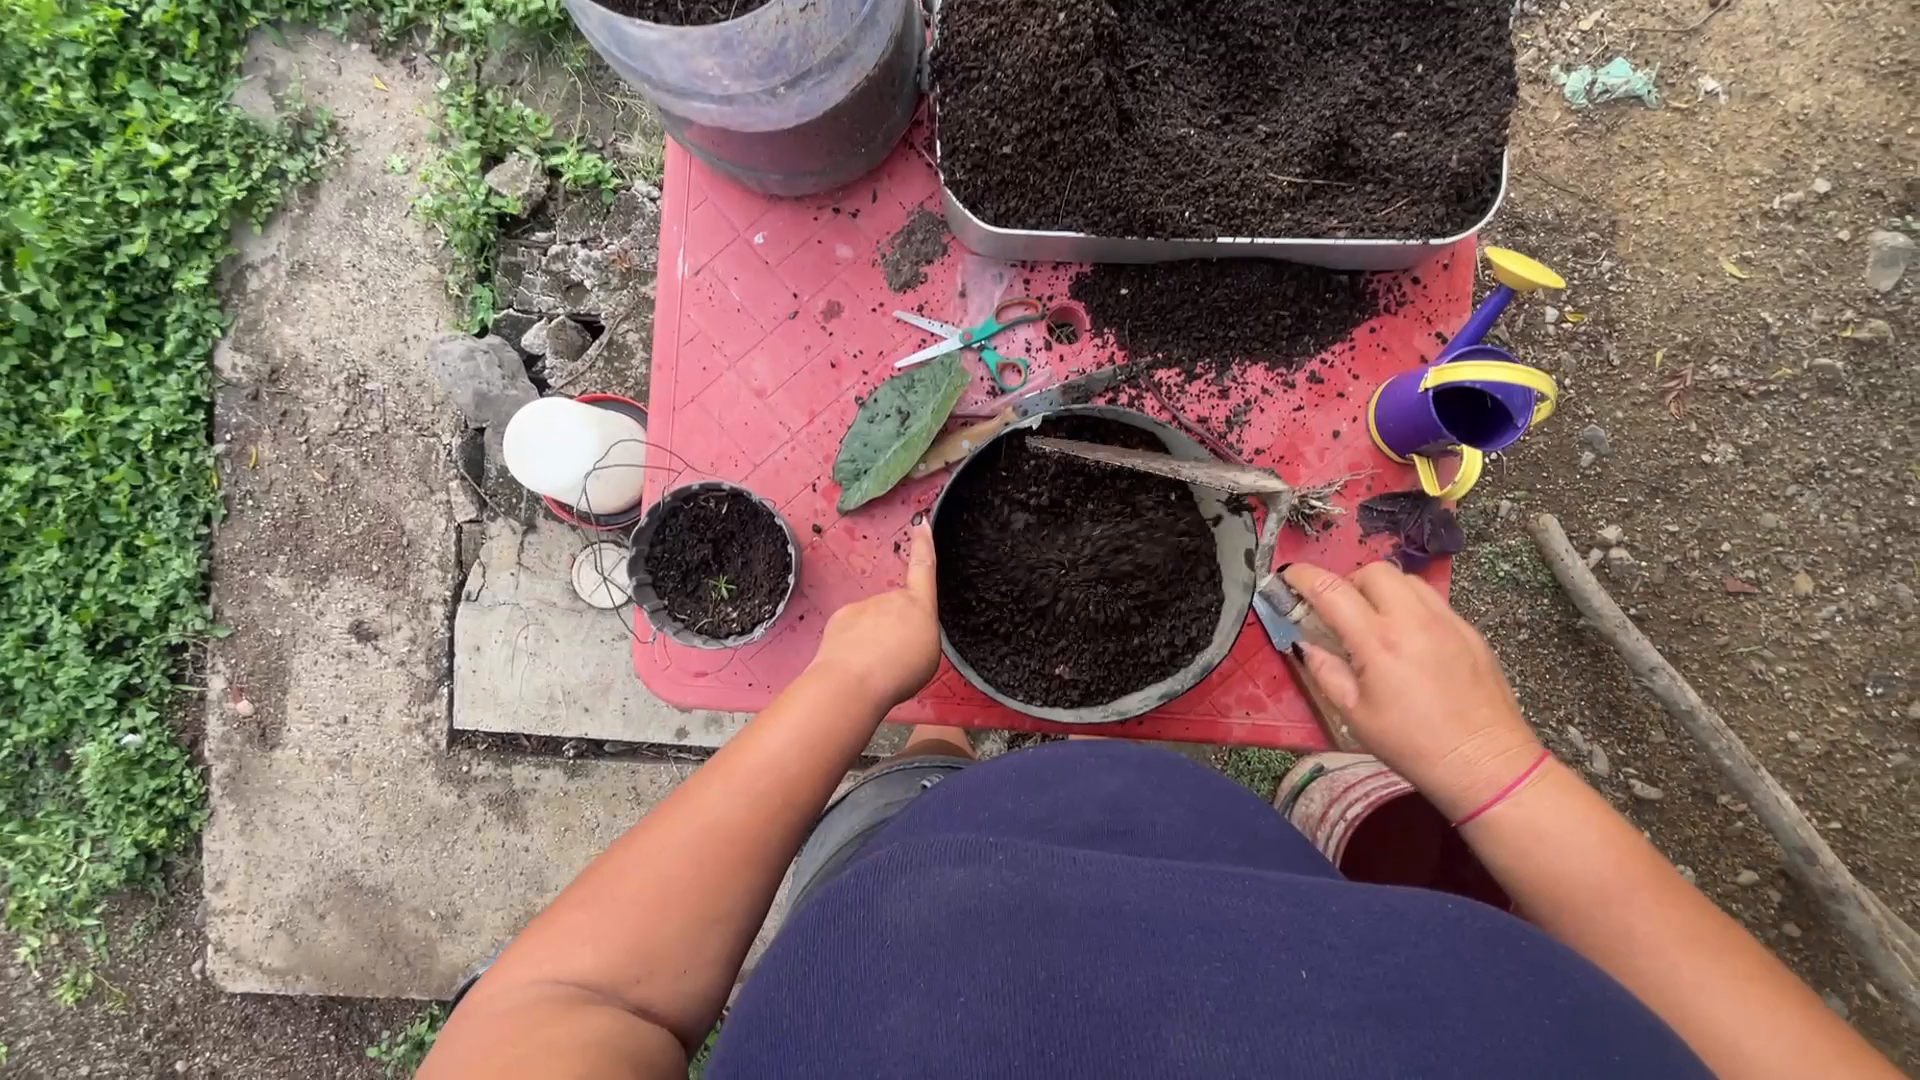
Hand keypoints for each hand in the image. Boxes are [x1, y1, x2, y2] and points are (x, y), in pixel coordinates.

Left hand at [808, 519, 941, 709]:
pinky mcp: (841, 617)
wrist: (854, 681)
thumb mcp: (928, 655)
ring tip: (875, 668)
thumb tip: (905, 633)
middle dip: (896, 630)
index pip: (924, 568)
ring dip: (874, 640)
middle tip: (896, 660)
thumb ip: (920, 634)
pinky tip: (856, 663)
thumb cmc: (898, 672)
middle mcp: (891, 599)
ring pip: (872, 621)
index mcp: (919, 606)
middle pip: (896, 610)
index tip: (922, 524)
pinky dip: (854, 644)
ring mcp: (864, 606)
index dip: (924, 545)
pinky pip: (852, 629)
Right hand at [1281, 561, 1544, 820]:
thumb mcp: (1354, 713)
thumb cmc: (1412, 745)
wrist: (1487, 764)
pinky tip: (1408, 640)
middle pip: (1374, 571)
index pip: (1330, 589)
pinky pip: (1433, 601)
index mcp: (1379, 642)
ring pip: (1407, 580)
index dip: (1302, 576)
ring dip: (1381, 591)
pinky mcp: (1470, 632)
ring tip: (1374, 622)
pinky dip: (1410, 606)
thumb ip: (1325, 670)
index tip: (1288, 579)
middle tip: (1340, 612)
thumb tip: (1306, 643)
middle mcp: (1414, 620)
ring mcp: (1448, 622)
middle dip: (1348, 582)